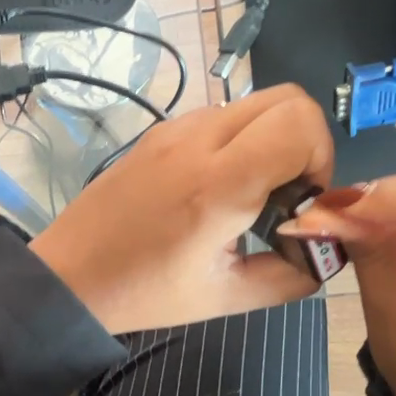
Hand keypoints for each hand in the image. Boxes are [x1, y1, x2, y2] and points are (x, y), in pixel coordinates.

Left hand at [31, 84, 335, 334]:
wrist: (68, 277)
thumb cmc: (144, 293)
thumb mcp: (226, 297)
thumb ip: (292, 275)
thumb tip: (327, 251)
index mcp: (218, 183)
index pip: (302, 124)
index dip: (321, 160)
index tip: (303, 203)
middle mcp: (196, 140)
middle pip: (287, 98)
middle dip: (305, 143)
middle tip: (286, 195)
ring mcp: (172, 130)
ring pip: (251, 103)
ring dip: (269, 139)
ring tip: (248, 196)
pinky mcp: (156, 133)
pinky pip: (217, 116)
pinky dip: (236, 140)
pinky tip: (214, 189)